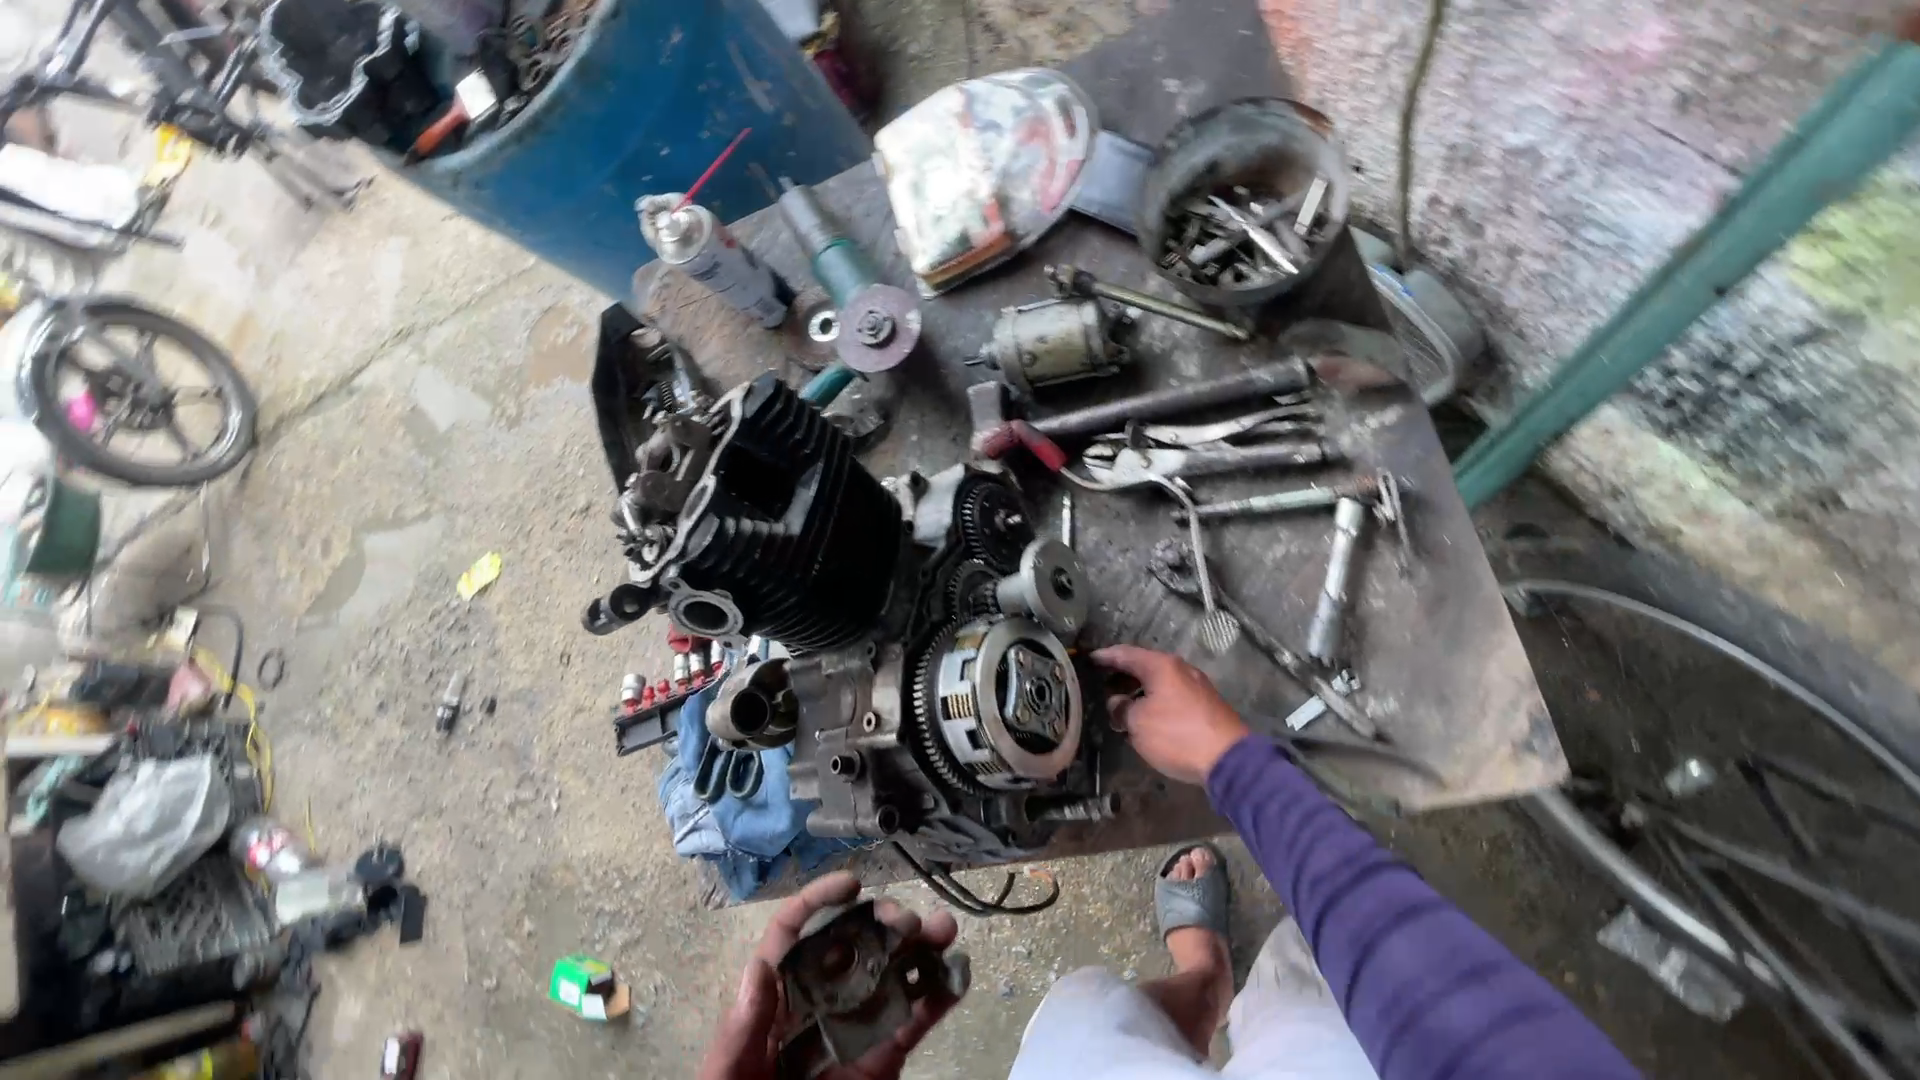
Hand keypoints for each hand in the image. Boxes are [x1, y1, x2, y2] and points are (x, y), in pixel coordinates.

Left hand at [697, 871, 962, 1079]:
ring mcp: (855, 1029)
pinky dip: (939, 997)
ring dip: (920, 948)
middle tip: (906, 918)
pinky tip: (957, 972)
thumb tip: (759, 967)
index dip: (819, 902)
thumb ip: (742, 1027)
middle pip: (851, 946)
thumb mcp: (727, 1073)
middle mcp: (819, 1002)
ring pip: (890, 976)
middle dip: (881, 921)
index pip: (794, 936)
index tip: (851, 884)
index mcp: (776, 998)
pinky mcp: (884, 1060)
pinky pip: (914, 1023)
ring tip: (944, 929)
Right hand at [1093, 645, 1250, 784]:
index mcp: (1161, 666)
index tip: (1089, 659)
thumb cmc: (1177, 735)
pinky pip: (1172, 696)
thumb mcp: (1138, 723)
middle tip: (1102, 687)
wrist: (1229, 759)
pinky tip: (1147, 718)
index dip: (1105, 657)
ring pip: (1160, 683)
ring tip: (1121, 708)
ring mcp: (1196, 687)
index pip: (1125, 654)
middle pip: (1144, 667)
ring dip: (1139, 692)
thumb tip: (1118, 703)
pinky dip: (1155, 701)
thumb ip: (1121, 708)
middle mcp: (1180, 669)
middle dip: (1122, 677)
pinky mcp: (1205, 705)